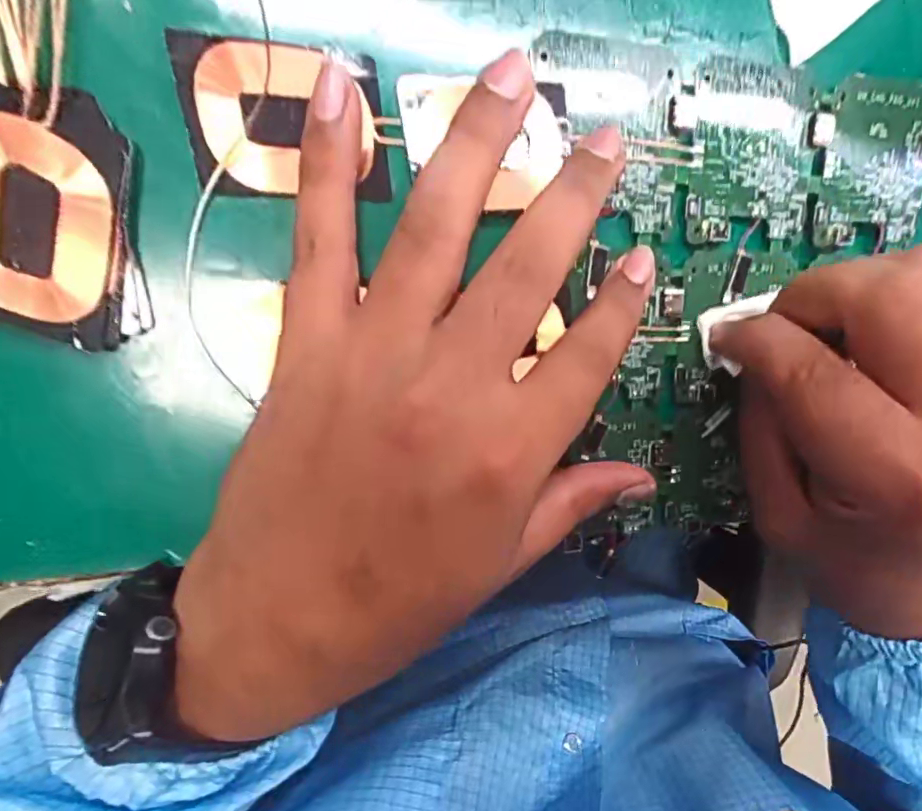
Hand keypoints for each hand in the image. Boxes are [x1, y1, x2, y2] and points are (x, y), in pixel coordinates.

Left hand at [172, 50, 657, 740]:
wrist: (278, 623)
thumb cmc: (396, 609)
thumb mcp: (497, 569)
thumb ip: (568, 504)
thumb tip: (640, 471)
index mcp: (510, 455)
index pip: (590, 355)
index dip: (625, 303)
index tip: (643, 256)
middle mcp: (452, 390)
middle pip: (526, 270)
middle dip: (573, 195)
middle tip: (604, 138)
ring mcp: (373, 358)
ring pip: (434, 230)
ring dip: (476, 143)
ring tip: (512, 75)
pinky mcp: (305, 348)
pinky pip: (318, 241)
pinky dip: (323, 162)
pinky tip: (337, 90)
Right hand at [713, 245, 921, 638]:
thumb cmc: (844, 569)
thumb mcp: (776, 514)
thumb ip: (764, 426)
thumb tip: (754, 349)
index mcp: (904, 477)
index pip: (818, 373)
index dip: (758, 342)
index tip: (724, 337)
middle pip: (896, 294)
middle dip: (814, 295)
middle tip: (777, 329)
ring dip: (853, 291)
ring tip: (817, 332)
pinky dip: (886, 305)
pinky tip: (857, 343)